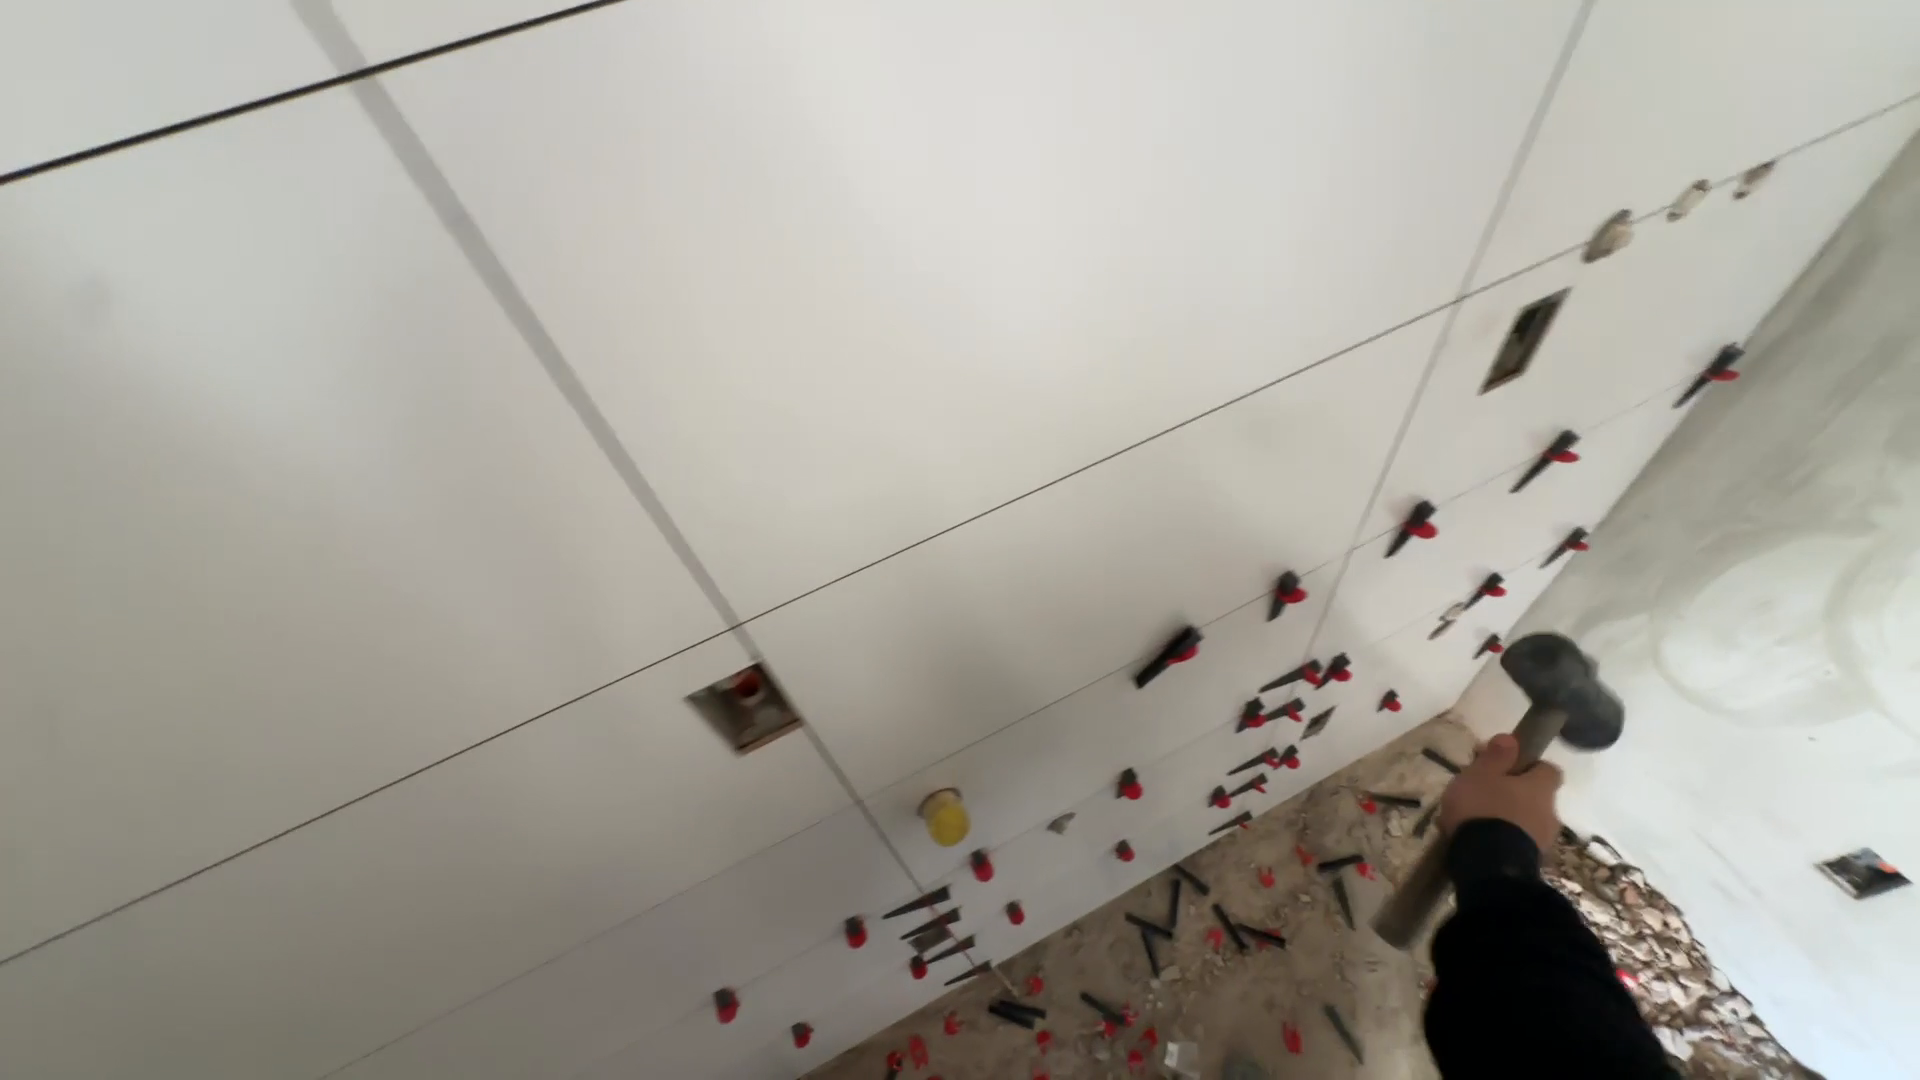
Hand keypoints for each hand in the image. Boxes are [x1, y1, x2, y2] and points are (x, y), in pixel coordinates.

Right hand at [1438, 734, 1562, 853]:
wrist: (1489, 862)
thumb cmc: (1482, 807)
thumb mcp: (1480, 774)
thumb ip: (1496, 757)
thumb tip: (1512, 738)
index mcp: (1539, 787)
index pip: (1549, 770)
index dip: (1531, 766)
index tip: (1507, 767)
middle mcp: (1550, 811)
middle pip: (1537, 796)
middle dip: (1516, 793)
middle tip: (1485, 793)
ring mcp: (1544, 837)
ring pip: (1529, 818)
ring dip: (1510, 816)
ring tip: (1479, 819)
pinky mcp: (1532, 858)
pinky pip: (1520, 839)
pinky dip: (1506, 836)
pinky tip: (1482, 837)